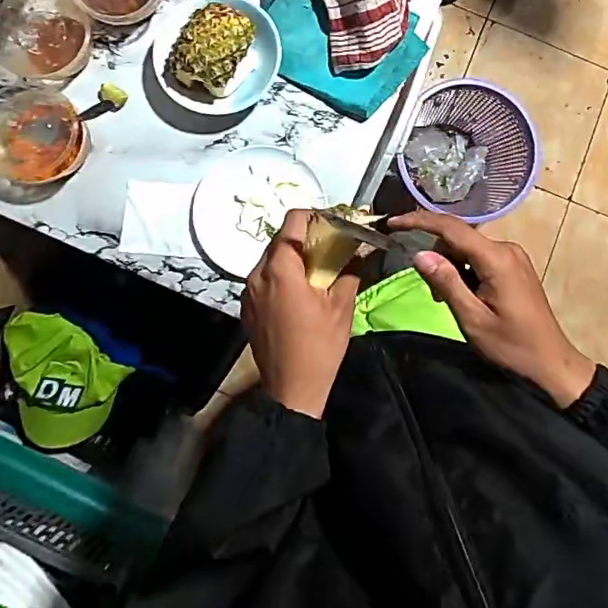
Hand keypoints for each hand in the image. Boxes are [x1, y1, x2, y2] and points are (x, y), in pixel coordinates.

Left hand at [240, 209, 360, 417]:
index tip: (333, 227)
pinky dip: (281, 276)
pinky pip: (264, 279)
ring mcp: (248, 291)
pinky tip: (300, 293)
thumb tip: (360, 249)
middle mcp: (257, 274)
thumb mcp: (342, 306)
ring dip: (293, 258)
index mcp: (280, 269)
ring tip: (317, 271)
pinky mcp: (246, 307)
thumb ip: (349, 270)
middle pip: (280, 240)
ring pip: (270, 259)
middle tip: (330, 248)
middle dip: (306, 238)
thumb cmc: (319, 347)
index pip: (292, 221)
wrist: (291, 390)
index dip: (314, 217)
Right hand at [389, 209, 594, 407]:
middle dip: (436, 258)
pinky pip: (478, 258)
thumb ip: (445, 283)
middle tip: (431, 293)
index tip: (392, 224)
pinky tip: (464, 297)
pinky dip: (464, 272)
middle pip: (457, 238)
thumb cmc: (512, 346)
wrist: (551, 365)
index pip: (451, 228)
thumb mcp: (472, 319)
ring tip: (448, 301)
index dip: (418, 221)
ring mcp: (512, 256)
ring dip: (450, 268)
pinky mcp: (514, 266)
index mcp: (496, 258)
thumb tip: (418, 254)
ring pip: (466, 249)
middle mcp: (506, 249)